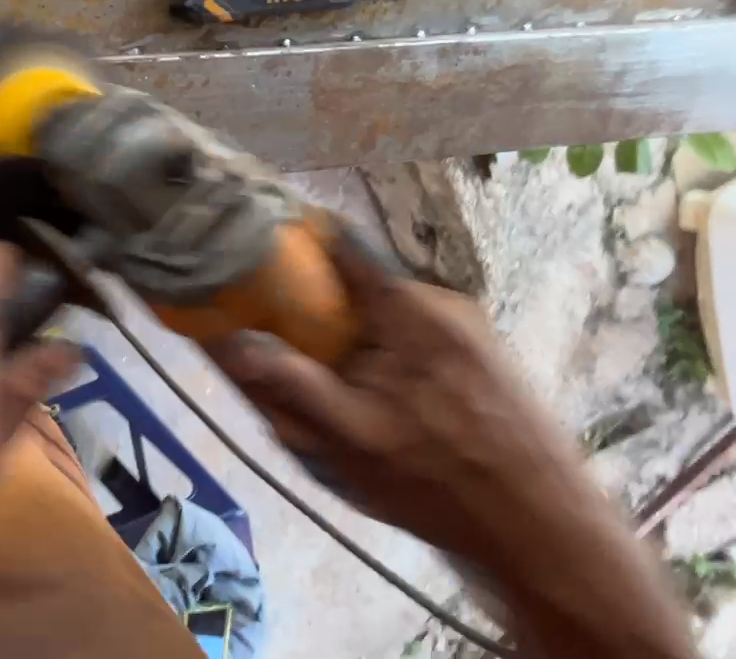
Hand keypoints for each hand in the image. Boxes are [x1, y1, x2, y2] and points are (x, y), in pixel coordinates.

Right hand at [210, 233, 693, 657]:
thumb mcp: (349, 436)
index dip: (286, 236)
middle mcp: (442, 305)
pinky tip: (370, 397)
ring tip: (317, 376)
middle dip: (307, 304)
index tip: (243, 245)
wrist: (554, 541)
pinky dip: (376, 353)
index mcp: (408, 308)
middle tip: (270, 336)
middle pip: (352, 282)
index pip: (337, 240)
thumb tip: (222, 339)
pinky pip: (408, 337)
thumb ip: (287, 381)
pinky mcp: (483, 360)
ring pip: (379, 314)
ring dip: (343, 335)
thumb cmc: (441, 481)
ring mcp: (469, 331)